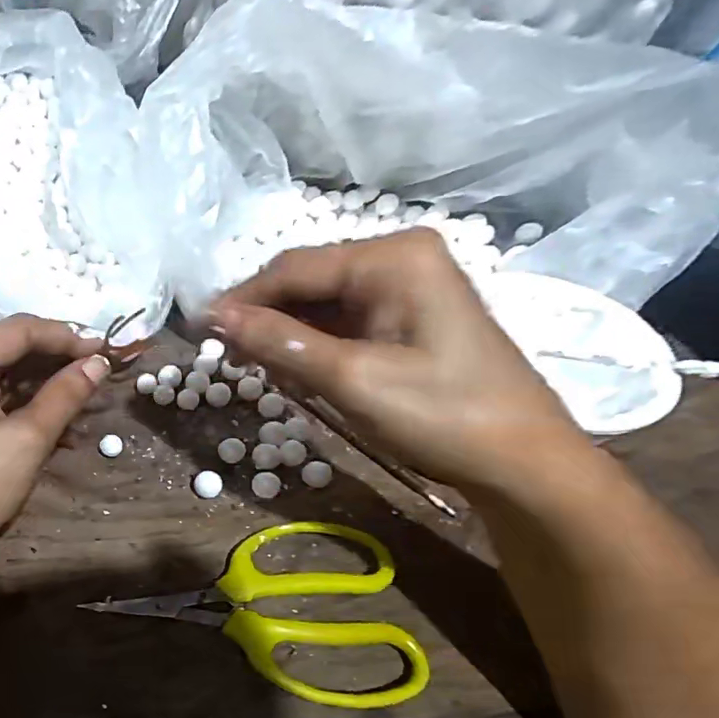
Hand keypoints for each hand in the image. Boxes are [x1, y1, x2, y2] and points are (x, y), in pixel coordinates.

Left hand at [0, 314, 107, 570]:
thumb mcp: (28, 438)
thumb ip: (65, 394)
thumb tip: (100, 362)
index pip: (20, 330)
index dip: (66, 336)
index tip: (107, 350)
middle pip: (18, 346)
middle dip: (62, 359)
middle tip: (105, 370)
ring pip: (18, 371)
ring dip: (55, 383)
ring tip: (95, 396)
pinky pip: (10, 394)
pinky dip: (39, 403)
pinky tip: (71, 420)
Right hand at [210, 230, 588, 490]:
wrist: (521, 460)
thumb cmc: (440, 414)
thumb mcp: (349, 378)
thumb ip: (279, 342)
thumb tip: (214, 317)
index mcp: (392, 258)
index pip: (294, 268)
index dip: (241, 299)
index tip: (198, 331)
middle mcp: (399, 257)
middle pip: (307, 280)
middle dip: (264, 318)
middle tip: (225, 357)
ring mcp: (407, 285)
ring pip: (321, 302)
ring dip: (286, 335)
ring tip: (257, 370)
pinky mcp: (408, 315)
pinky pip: (343, 319)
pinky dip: (314, 344)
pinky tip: (296, 371)